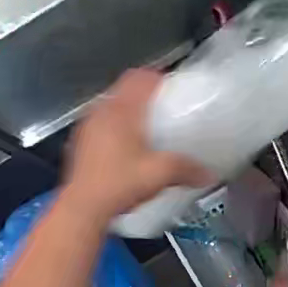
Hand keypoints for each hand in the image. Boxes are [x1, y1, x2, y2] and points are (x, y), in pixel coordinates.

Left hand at [58, 69, 211, 224]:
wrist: (83, 208)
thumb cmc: (120, 184)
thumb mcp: (160, 174)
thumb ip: (186, 169)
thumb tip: (208, 174)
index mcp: (121, 110)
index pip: (139, 77)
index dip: (156, 79)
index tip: (170, 91)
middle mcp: (101, 112)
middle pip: (123, 90)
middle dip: (142, 97)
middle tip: (161, 112)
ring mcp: (86, 128)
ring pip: (109, 108)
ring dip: (126, 114)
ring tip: (143, 132)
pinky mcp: (78, 145)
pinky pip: (98, 126)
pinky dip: (112, 130)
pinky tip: (122, 151)